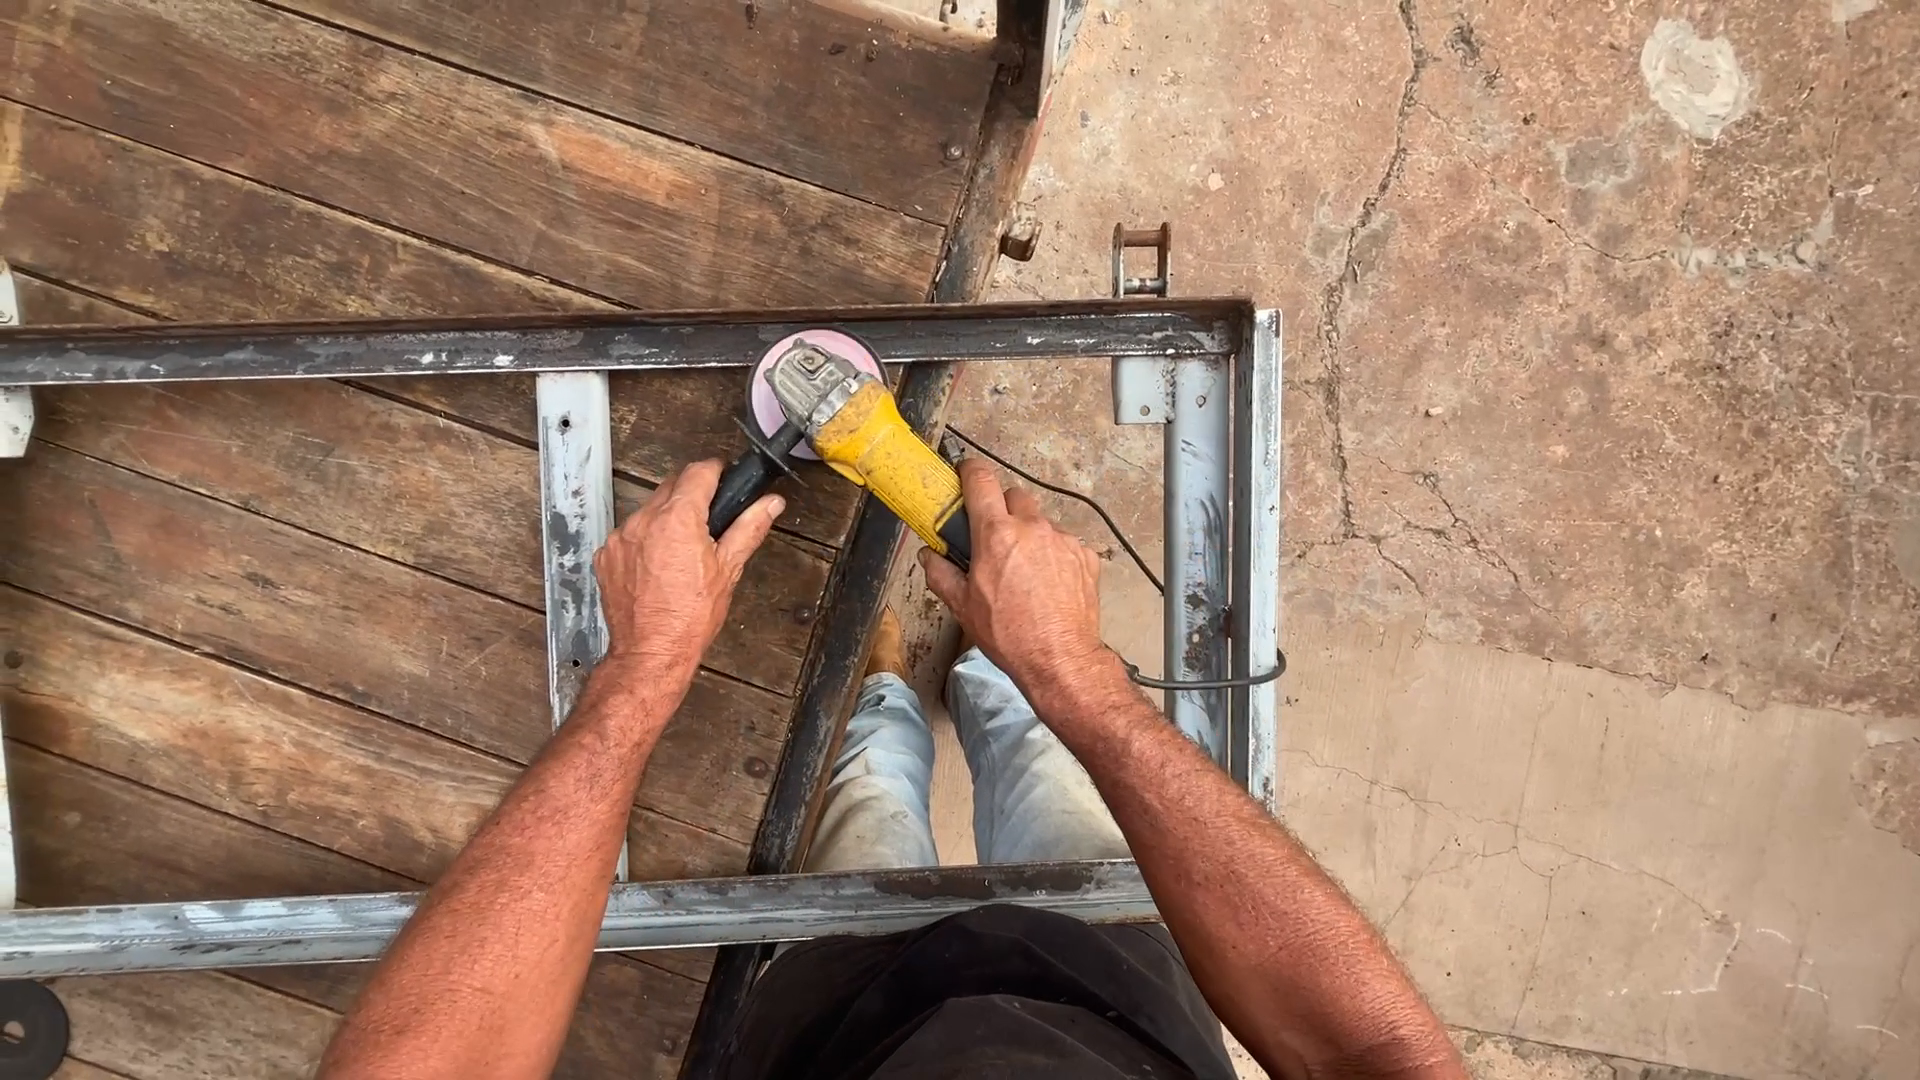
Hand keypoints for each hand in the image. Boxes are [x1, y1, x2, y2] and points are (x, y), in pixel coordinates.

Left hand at [594, 460, 782, 678]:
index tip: (723, 475)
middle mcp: (644, 522)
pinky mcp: (606, 555)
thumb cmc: (689, 618)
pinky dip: (646, 538)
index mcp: (678, 520)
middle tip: (711, 515)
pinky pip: (630, 533)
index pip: (697, 472)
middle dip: (692, 493)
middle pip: (671, 486)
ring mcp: (621, 538)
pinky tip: (660, 563)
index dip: (715, 470)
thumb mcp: (728, 569)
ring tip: (685, 547)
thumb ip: (749, 528)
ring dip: (668, 516)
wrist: (652, 652)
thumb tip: (770, 505)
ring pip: (649, 509)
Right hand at [919, 458, 1107, 691]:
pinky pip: (1065, 543)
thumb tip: (929, 557)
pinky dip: (1054, 554)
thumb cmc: (1010, 635)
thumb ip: (941, 574)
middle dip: (1003, 509)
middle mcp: (1032, 528)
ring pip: (1042, 521)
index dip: (970, 472)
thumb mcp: (962, 606)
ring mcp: (1063, 540)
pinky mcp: (1085, 556)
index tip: (966, 474)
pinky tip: (1048, 583)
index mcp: (997, 534)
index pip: (981, 481)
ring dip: (1030, 534)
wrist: (1059, 658)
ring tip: (1024, 569)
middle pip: (1015, 496)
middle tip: (995, 536)